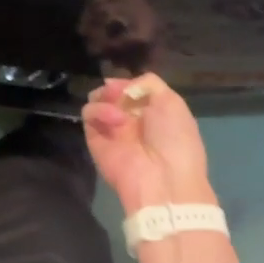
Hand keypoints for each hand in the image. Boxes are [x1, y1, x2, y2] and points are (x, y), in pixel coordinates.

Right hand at [81, 74, 214, 212]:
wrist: (163, 179)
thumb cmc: (175, 139)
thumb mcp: (172, 102)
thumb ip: (148, 83)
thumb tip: (122, 87)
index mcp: (154, 113)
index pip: (132, 90)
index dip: (127, 83)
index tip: (126, 83)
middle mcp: (131, 120)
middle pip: (111, 94)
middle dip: (113, 88)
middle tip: (115, 92)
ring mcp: (111, 130)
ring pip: (96, 102)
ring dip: (105, 98)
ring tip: (117, 110)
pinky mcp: (94, 141)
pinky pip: (88, 117)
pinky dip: (98, 112)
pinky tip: (114, 120)